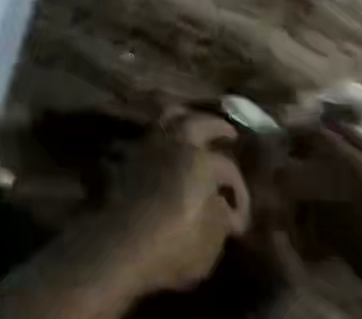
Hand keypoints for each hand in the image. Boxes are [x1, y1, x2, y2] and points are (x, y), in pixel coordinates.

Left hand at [97, 111, 252, 292]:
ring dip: (182, 118)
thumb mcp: (212, 240)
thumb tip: (221, 205)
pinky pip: (148, 132)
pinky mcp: (126, 153)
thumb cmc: (174, 244)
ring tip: (193, 124)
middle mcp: (172, 143)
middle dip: (215, 125)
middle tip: (228, 132)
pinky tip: (166, 147)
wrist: (121, 241)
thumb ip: (221, 216)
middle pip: (196, 120)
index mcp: (200, 161)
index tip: (239, 221)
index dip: (241, 193)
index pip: (228, 168)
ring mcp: (145, 144)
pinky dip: (160, 133)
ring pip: (166, 117)